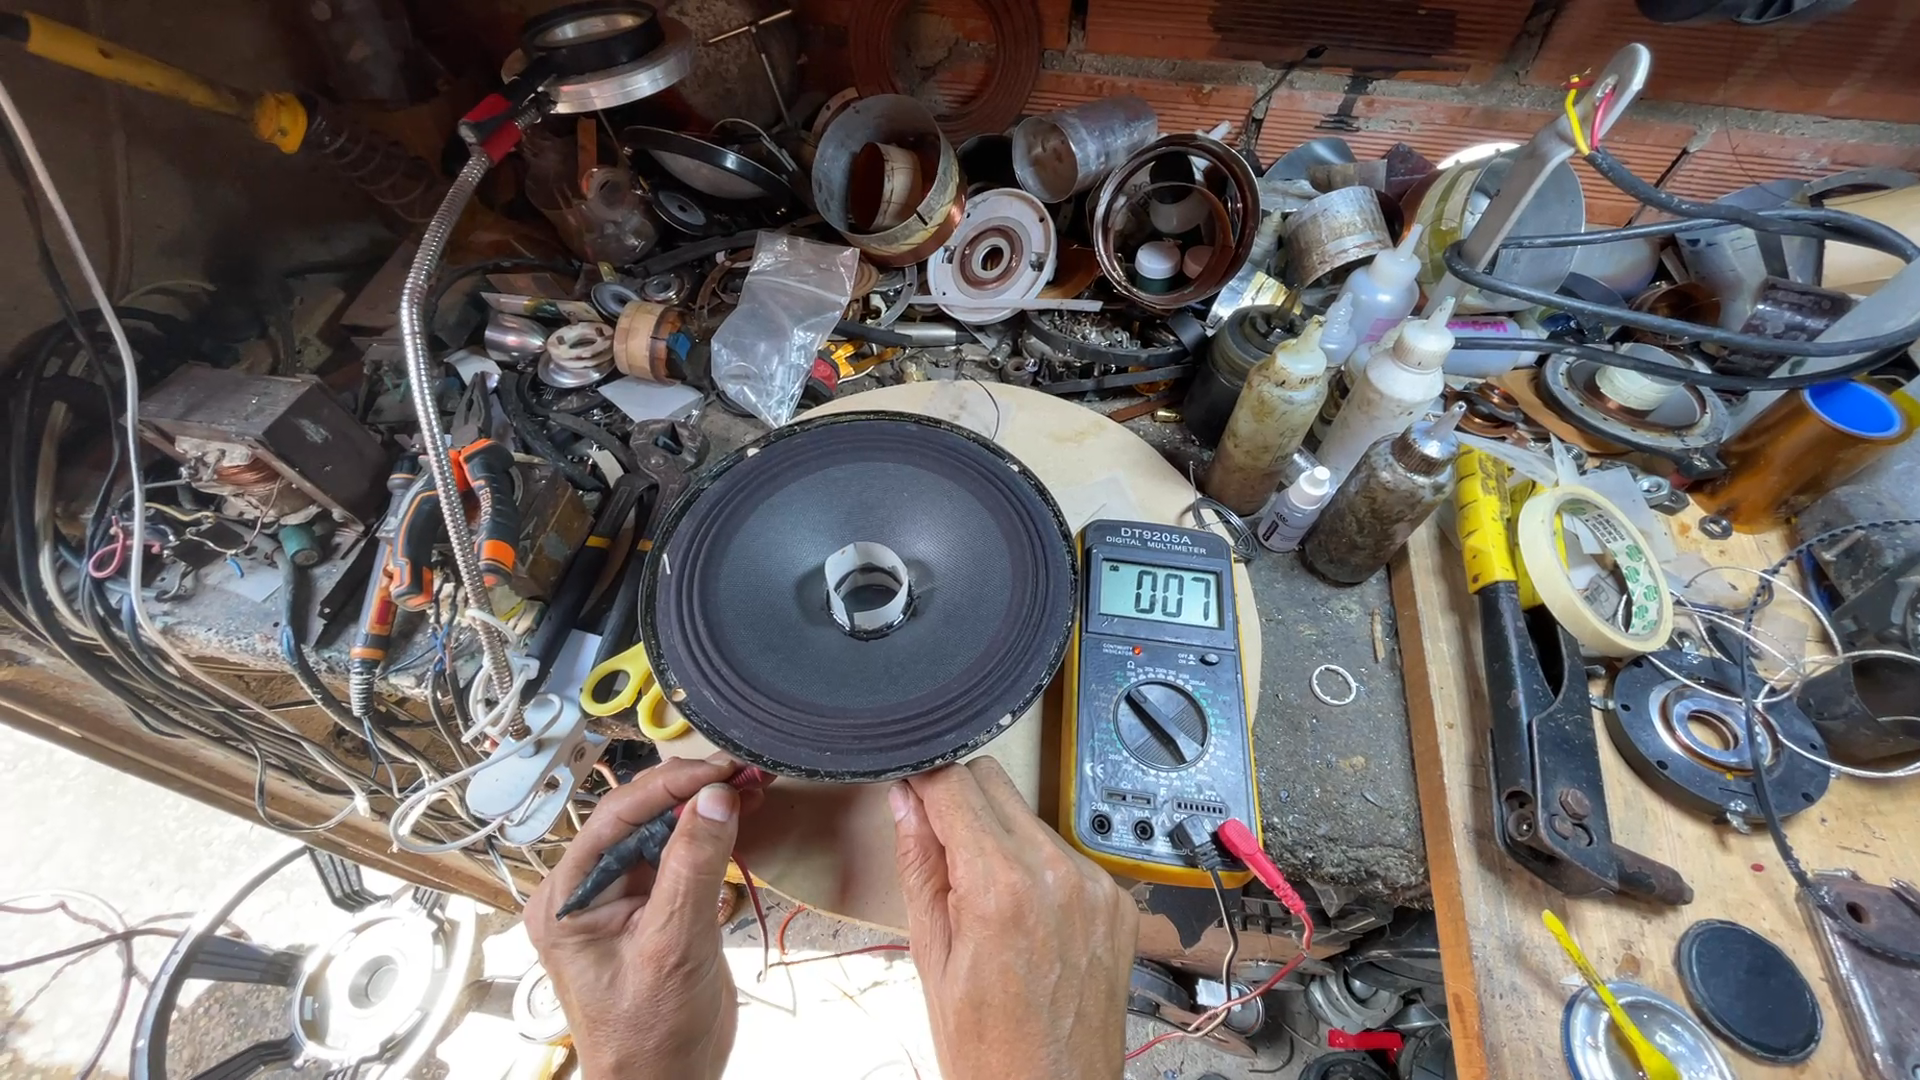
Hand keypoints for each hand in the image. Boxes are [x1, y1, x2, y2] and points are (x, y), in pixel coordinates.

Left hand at [525, 756, 762, 1079]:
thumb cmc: (653, 1033)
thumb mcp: (674, 945)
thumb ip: (693, 866)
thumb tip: (717, 795)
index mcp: (569, 897)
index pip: (618, 815)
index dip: (673, 784)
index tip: (723, 768)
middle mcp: (589, 886)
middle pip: (640, 812)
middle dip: (694, 789)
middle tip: (745, 772)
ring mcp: (623, 891)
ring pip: (664, 824)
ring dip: (708, 803)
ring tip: (752, 784)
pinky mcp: (655, 899)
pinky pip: (682, 848)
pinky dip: (714, 827)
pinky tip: (743, 811)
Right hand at [891, 757, 1137, 1079]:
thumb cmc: (985, 1045)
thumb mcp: (930, 954)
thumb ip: (918, 861)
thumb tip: (906, 799)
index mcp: (1000, 886)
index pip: (954, 783)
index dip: (926, 782)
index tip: (915, 790)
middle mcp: (1055, 872)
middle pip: (994, 781)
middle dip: (961, 800)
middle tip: (947, 850)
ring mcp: (1093, 884)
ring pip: (1028, 812)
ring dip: (1001, 834)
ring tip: (990, 894)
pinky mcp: (1115, 899)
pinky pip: (1064, 849)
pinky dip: (1039, 865)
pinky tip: (1029, 911)